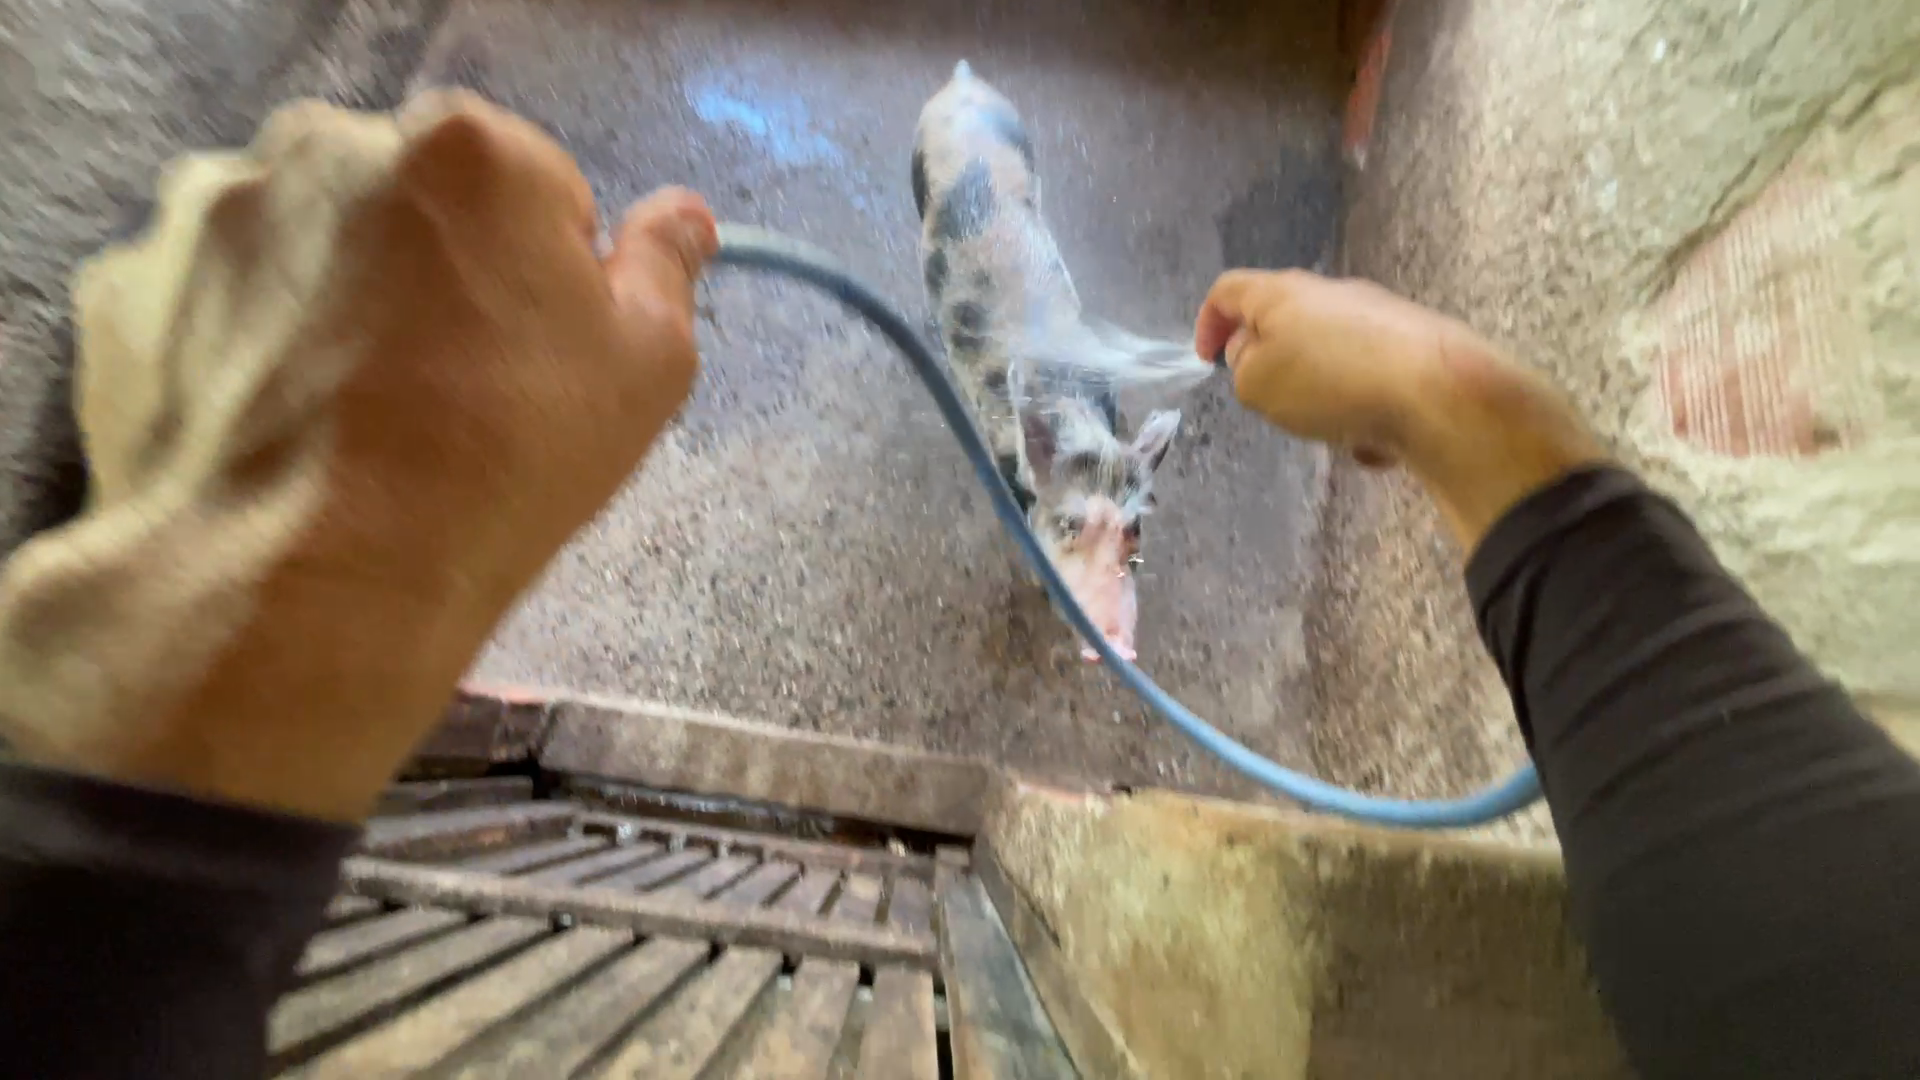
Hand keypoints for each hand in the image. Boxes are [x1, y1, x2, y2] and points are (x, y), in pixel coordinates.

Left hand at [0, 91, 715, 821]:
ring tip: (385, 408)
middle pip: (435, 204)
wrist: (325, 573)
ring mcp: (211, 211)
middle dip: (463, 269)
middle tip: (478, 379)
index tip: (553, 349)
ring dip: (366, 296)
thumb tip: (684, 214)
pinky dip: (274, 337)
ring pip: (333, 242)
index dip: (564, 277)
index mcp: (472, 152)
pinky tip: (302, 416)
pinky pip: (240, 294)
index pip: (548, 192)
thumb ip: (667, 268)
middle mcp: (328, 144)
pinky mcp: (129, 286)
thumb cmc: (522, 451)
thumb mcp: (651, 364)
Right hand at [1195, 269, 1604, 549]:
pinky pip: (1362, 369)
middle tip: (1262, 396)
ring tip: (1320, 423)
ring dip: (1308, 382)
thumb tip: (1252, 351)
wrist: (1438, 393)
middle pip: (1279, 317)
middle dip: (1264, 357)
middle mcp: (1329, 291)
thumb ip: (1239, 365)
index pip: (1227, 290)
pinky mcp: (1410, 340)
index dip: (1206, 323)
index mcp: (1281, 293)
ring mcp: (1375, 312)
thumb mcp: (1255, 383)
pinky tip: (1366, 433)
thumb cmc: (1328, 383)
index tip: (1207, 361)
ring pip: (1321, 347)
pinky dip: (1351, 398)